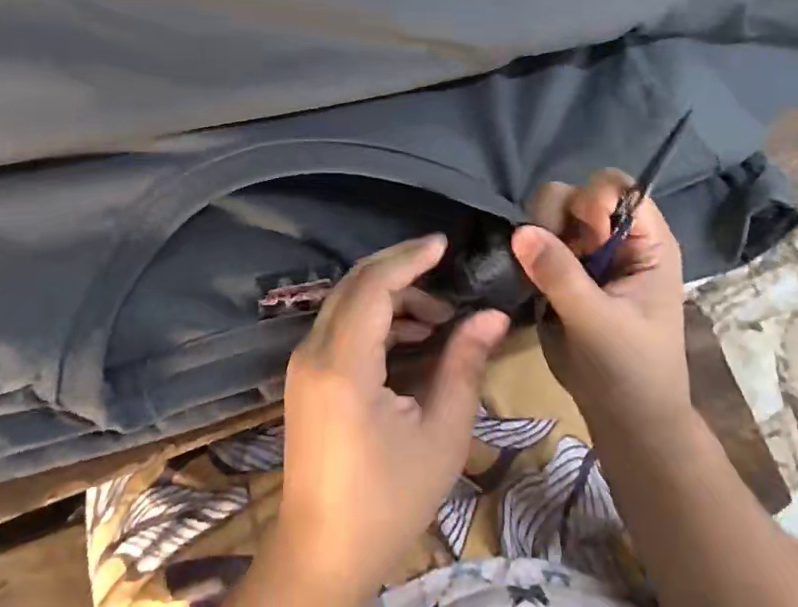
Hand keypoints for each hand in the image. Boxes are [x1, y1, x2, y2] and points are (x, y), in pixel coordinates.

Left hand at [249, 234, 509, 604]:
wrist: (322, 554)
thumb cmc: (388, 499)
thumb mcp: (440, 435)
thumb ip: (464, 365)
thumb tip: (492, 315)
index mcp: (343, 364)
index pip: (373, 285)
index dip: (409, 257)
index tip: (444, 243)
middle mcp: (314, 352)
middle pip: (355, 284)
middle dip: (402, 269)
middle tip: (446, 271)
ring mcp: (304, 364)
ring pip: (347, 302)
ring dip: (391, 295)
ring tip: (440, 317)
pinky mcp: (307, 377)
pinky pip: (341, 326)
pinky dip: (376, 318)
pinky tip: (412, 338)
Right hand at [512, 170, 691, 430]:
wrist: (626, 420)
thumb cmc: (630, 370)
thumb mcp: (598, 323)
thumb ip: (560, 275)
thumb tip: (519, 230)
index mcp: (647, 242)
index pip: (618, 187)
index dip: (594, 203)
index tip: (586, 241)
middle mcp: (618, 237)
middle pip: (578, 194)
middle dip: (557, 217)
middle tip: (551, 259)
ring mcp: (590, 252)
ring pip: (553, 213)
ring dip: (539, 234)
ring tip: (538, 273)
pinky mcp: (566, 270)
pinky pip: (540, 240)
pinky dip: (529, 250)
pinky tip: (529, 276)